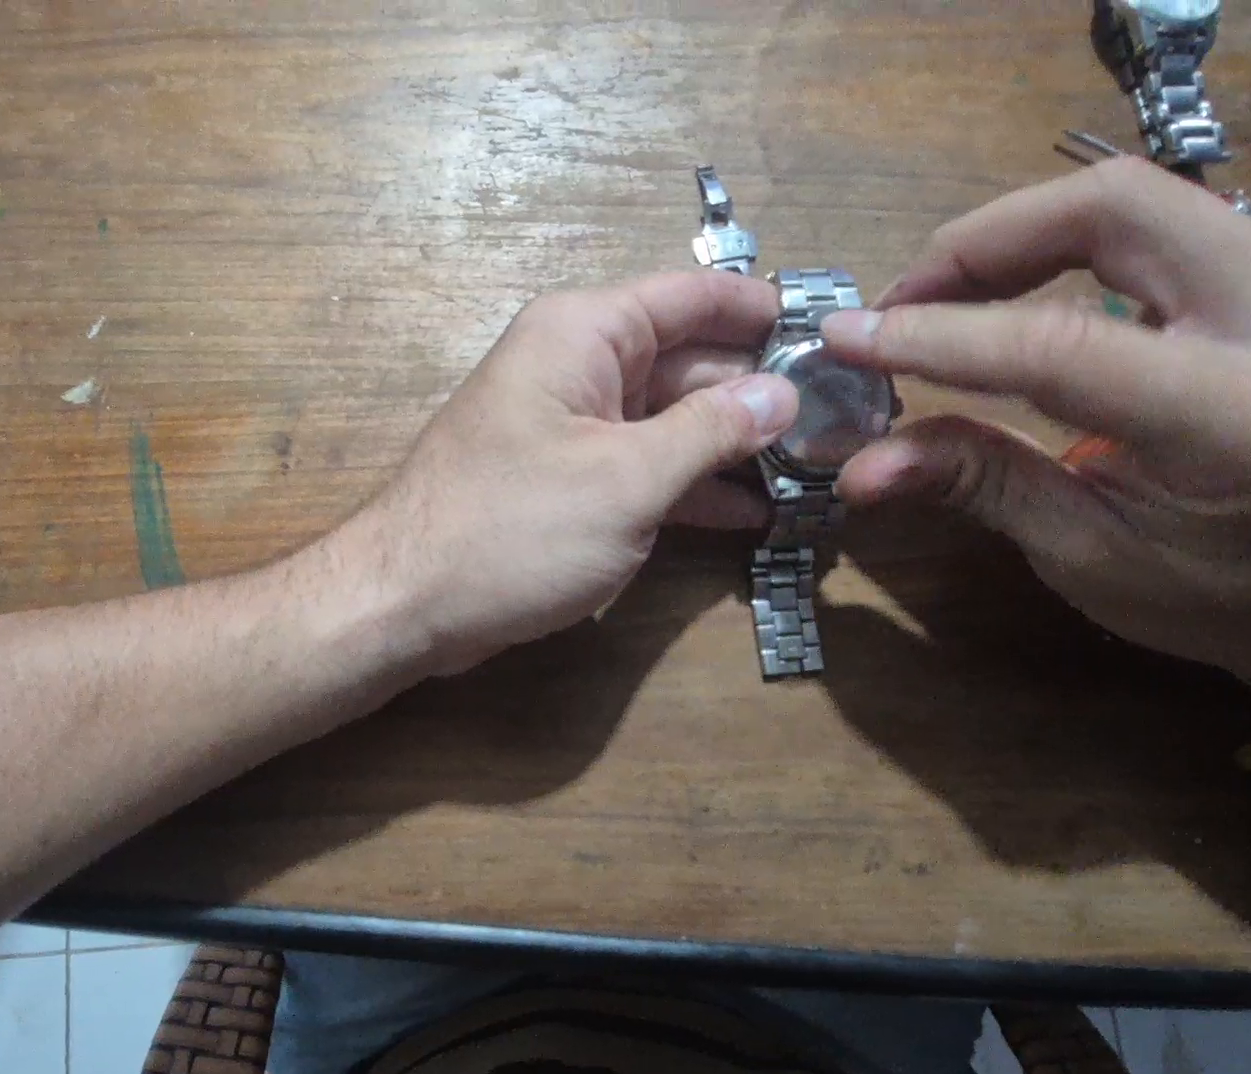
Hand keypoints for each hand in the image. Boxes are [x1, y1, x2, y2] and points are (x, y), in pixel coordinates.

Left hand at [352, 270, 798, 674]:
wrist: (409, 602)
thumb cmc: (514, 528)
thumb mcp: (626, 478)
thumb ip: (709, 431)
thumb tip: (780, 391)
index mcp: (583, 335)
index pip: (690, 295)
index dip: (762, 309)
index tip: (832, 334)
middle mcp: (578, 368)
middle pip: (686, 361)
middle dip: (758, 390)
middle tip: (842, 421)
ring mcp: (571, 429)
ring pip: (668, 421)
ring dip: (732, 447)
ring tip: (813, 469)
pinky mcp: (566, 483)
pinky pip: (641, 468)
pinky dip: (689, 487)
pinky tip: (750, 513)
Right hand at [819, 156, 1250, 716]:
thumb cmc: (1225, 603)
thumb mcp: (1084, 554)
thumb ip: (977, 484)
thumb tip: (859, 468)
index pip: (1064, 347)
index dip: (939, 336)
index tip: (847, 338)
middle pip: (1116, 208)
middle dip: (979, 245)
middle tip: (899, 305)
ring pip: (1133, 199)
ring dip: (1010, 240)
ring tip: (937, 302)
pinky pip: (1153, 227)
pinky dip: (1054, 251)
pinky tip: (1007, 300)